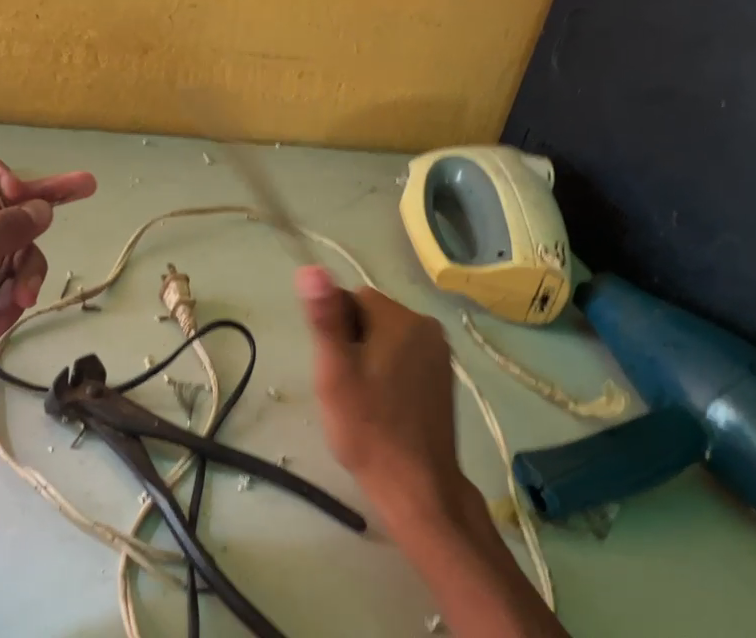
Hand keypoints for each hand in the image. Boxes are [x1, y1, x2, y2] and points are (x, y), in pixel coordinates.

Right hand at [298, 266, 471, 528]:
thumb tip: (311, 268)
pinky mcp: (443, 377)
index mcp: (402, 319)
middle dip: (352, 344)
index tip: (335, 367)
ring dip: (369, 359)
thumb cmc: (368, 429)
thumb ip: (325, 318)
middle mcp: (427, 327)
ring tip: (363, 400)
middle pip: (371, 317)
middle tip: (345, 388)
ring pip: (386, 339)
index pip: (352, 299)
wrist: (417, 486)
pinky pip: (404, 358)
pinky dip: (389, 373)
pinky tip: (383, 407)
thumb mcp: (335, 372)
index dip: (335, 330)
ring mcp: (440, 353)